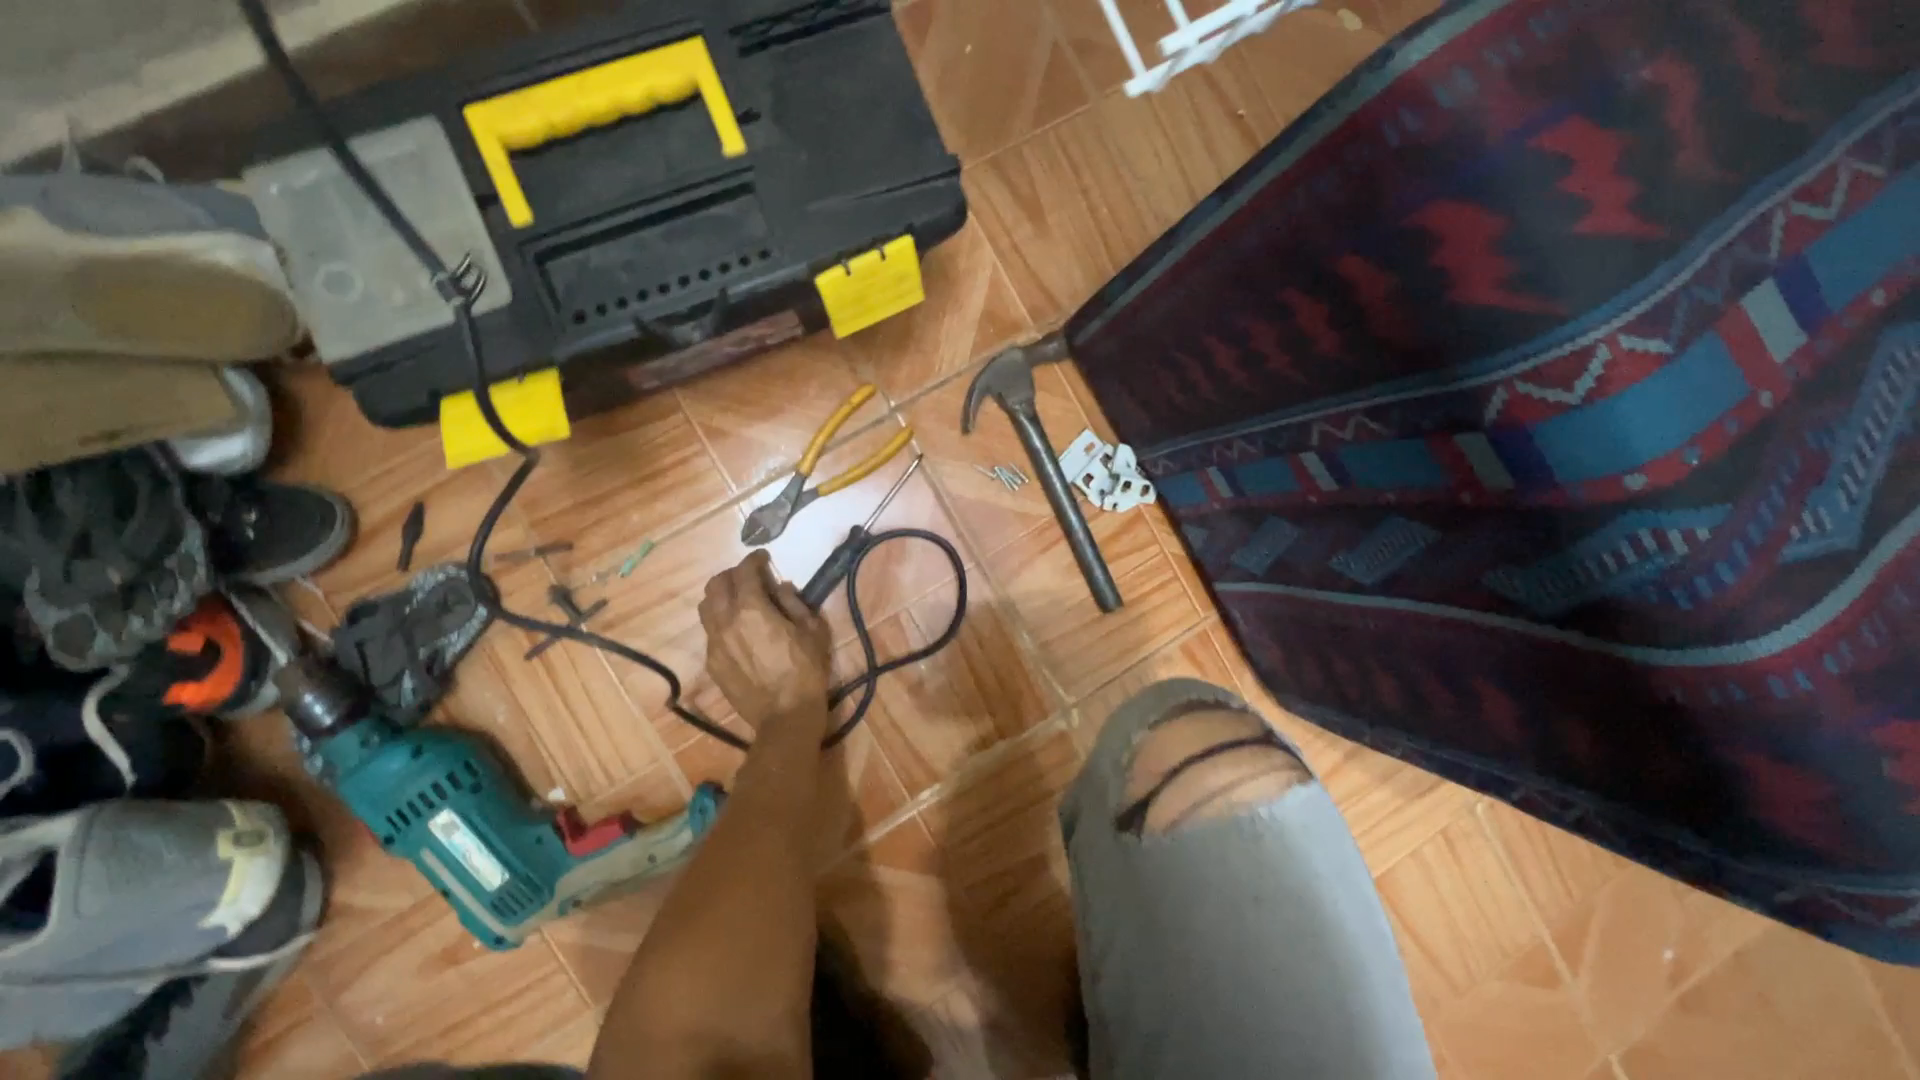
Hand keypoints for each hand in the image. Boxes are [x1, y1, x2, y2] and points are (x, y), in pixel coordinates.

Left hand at [699, 551, 831, 731]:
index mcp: (752, 609)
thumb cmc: (806, 671)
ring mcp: (714, 643)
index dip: (754, 559)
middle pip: (716, 584)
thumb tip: (780, 587)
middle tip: (749, 577)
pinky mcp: (712, 662)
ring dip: (720, 596)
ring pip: (705, 607)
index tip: (763, 557)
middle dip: (733, 574)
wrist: (785, 715)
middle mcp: (725, 621)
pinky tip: (737, 631)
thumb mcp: (812, 630)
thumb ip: (793, 602)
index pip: (745, 571)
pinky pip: (710, 632)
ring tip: (738, 601)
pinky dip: (721, 622)